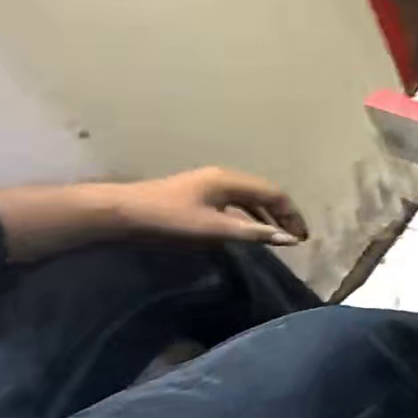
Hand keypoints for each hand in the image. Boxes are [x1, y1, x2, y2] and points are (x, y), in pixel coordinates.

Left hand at [0, 166, 307, 260]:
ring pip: (251, 198)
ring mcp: (210, 185)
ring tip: (277, 235)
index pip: (276, 194)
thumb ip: (254, 233)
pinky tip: (250, 230)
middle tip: (294, 237)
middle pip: (266, 194)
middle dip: (284, 215)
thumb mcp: (214, 229)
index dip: (293, 215)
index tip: (301, 238)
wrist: (116, 213)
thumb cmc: (167, 218)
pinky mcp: (199, 194)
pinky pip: (237, 202)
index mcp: (231, 180)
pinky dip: (251, 216)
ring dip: (268, 216)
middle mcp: (225, 178)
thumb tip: (291, 240)